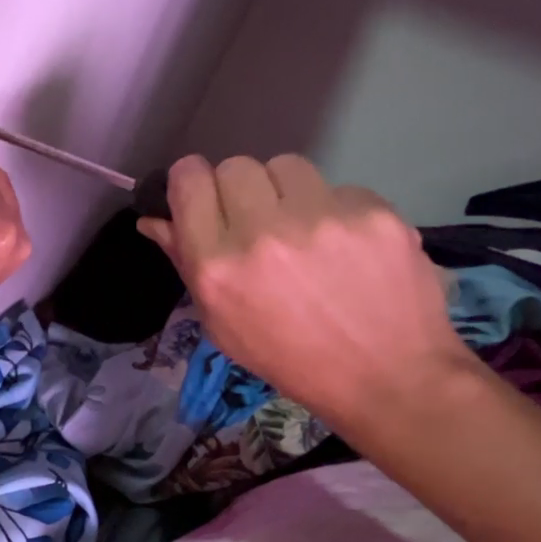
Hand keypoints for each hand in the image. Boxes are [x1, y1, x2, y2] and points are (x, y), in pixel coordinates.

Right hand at [137, 154, 471, 424]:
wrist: (386, 376)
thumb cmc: (287, 355)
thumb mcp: (219, 321)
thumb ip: (186, 262)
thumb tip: (154, 220)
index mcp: (217, 264)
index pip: (189, 179)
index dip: (190, 181)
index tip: (200, 195)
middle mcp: (264, 233)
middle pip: (236, 166)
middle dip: (237, 187)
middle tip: (252, 218)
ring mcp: (323, 219)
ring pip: (286, 165)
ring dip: (284, 190)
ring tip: (299, 226)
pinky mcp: (375, 214)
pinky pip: (339, 188)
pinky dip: (334, 211)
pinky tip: (345, 246)